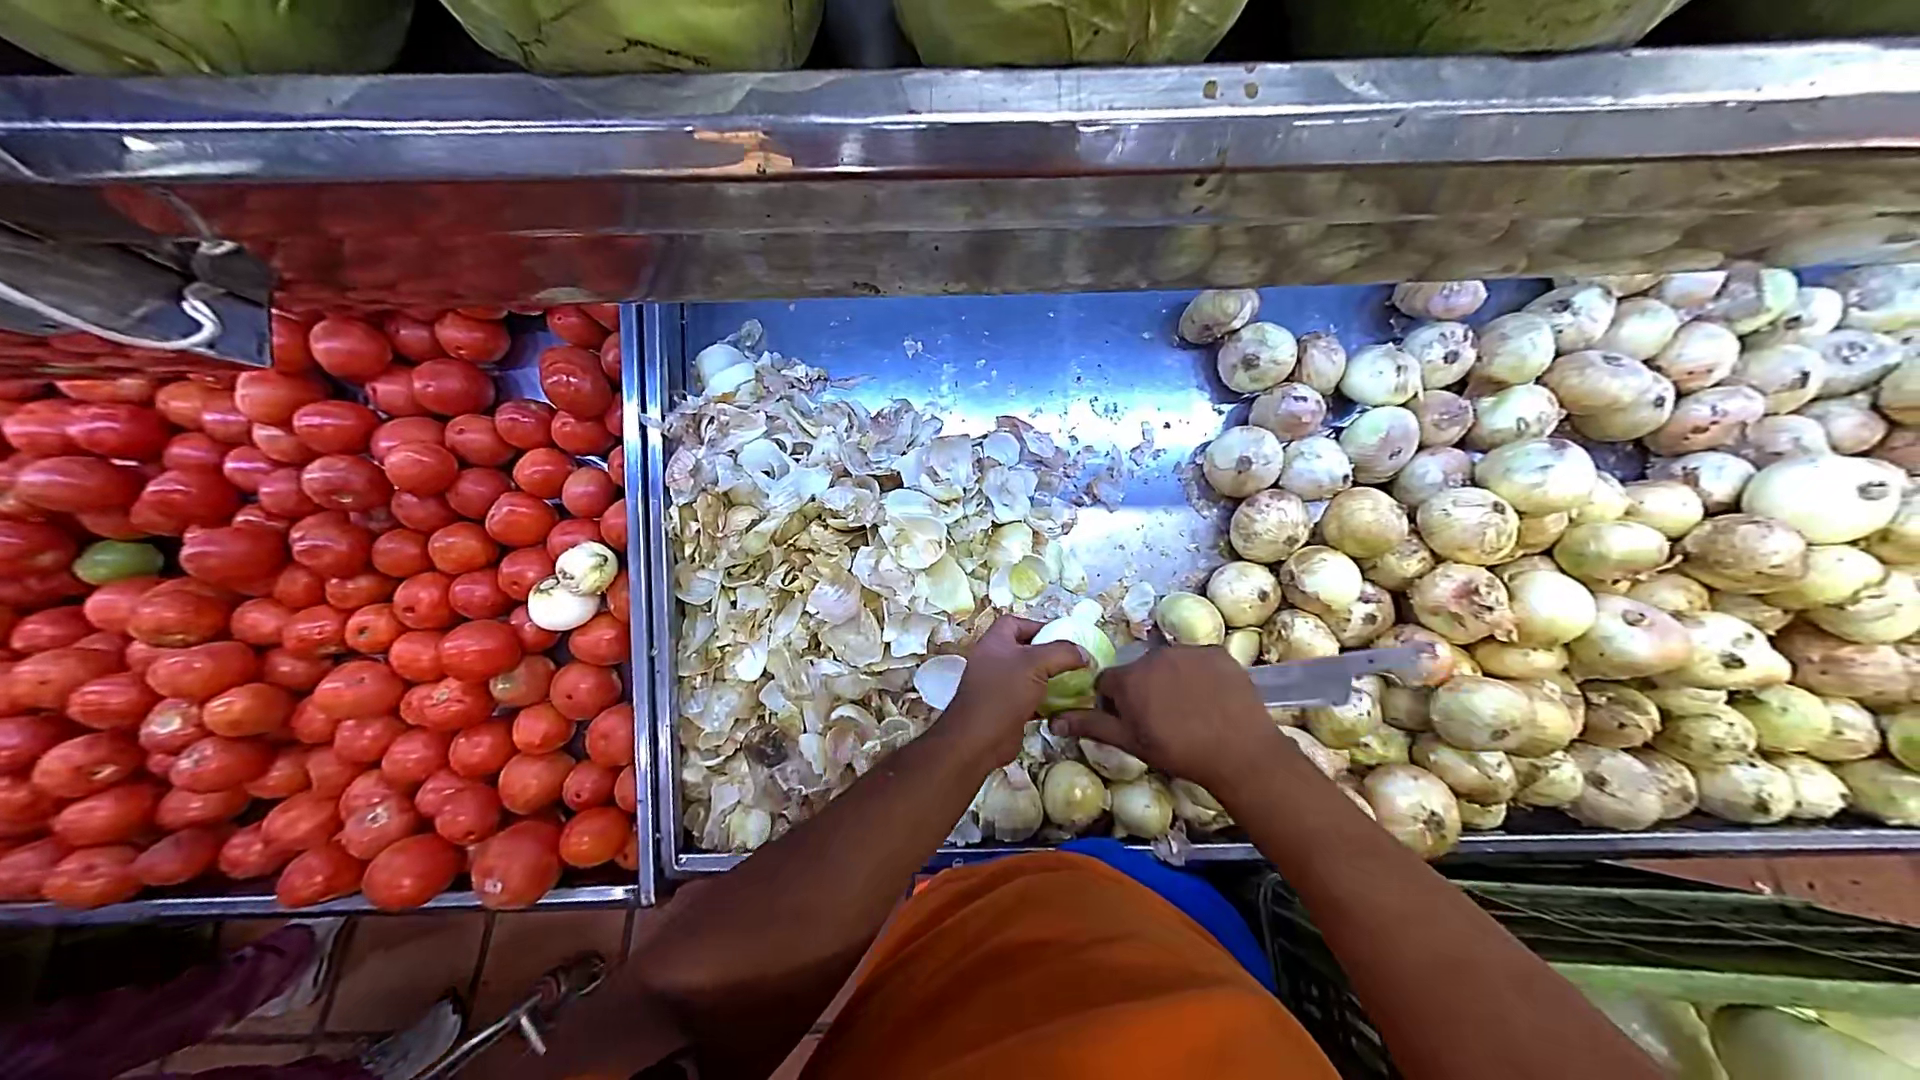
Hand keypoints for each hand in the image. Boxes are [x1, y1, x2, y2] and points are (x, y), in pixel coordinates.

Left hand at [939, 615, 1089, 765]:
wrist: (980, 739)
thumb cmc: (1004, 692)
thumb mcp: (1036, 663)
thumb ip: (1063, 653)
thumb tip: (1084, 653)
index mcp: (995, 642)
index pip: (1016, 623)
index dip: (1038, 625)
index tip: (1062, 636)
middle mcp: (994, 660)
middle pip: (1025, 649)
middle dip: (1049, 654)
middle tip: (1072, 661)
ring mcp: (998, 685)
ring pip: (1029, 676)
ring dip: (1050, 679)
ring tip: (1075, 682)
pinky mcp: (1006, 708)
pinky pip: (1030, 698)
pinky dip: (1047, 700)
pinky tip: (1065, 705)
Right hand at [1054, 645, 1284, 795]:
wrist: (1239, 753)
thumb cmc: (1178, 751)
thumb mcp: (1130, 742)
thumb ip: (1091, 726)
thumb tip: (1053, 721)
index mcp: (1129, 678)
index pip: (1109, 683)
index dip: (1116, 702)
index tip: (1132, 720)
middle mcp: (1154, 656)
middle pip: (1139, 670)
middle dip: (1145, 689)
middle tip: (1164, 719)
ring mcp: (1188, 651)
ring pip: (1169, 663)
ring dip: (1172, 680)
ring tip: (1191, 710)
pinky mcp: (1217, 652)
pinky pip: (1199, 660)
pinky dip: (1201, 674)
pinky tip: (1211, 698)